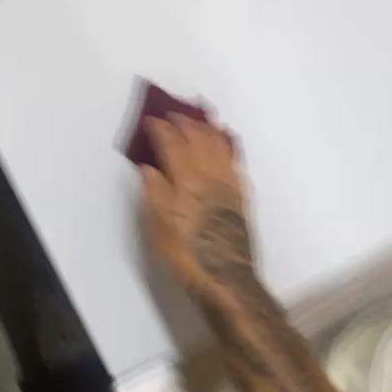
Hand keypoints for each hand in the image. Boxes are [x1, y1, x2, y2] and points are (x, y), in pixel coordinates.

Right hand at [138, 115, 248, 294]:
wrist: (225, 277)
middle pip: (198, 138)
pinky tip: (224, 140)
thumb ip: (154, 191)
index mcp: (186, 179)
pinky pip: (235, 159)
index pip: (172, 143)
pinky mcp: (241, 194)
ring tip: (198, 120)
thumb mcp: (157, 225)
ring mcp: (229, 183)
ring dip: (207, 128)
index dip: (160, 129)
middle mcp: (209, 174)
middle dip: (184, 122)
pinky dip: (227, 144)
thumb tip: (149, 167)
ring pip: (219, 144)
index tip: (151, 120)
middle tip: (173, 114)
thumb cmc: (185, 252)